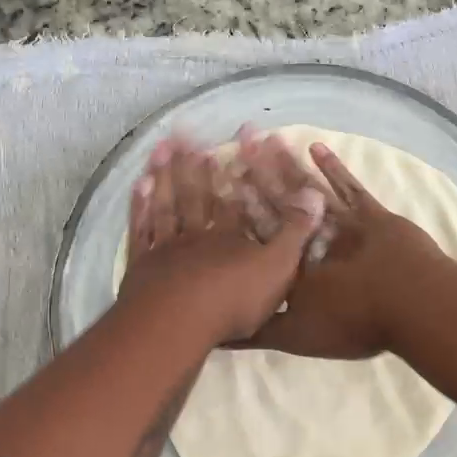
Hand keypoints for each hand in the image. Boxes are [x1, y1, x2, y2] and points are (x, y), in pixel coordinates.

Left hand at [119, 135, 324, 344]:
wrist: (177, 323)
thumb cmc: (232, 299)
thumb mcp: (277, 268)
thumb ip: (295, 233)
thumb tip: (317, 195)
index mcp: (230, 236)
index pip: (236, 196)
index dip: (239, 168)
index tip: (240, 138)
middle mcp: (197, 233)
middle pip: (196, 194)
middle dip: (194, 164)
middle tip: (187, 133)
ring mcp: (166, 247)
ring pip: (166, 205)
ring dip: (164, 175)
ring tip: (161, 148)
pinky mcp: (141, 264)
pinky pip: (141, 229)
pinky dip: (140, 206)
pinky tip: (139, 186)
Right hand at [236, 138, 448, 359]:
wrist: (413, 304)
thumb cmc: (353, 322)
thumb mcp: (298, 336)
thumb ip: (257, 332)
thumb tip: (217, 334)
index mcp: (288, 266)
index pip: (254, 234)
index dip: (234, 213)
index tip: (215, 188)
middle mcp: (309, 237)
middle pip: (275, 204)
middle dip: (254, 178)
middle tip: (233, 150)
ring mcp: (341, 220)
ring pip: (305, 189)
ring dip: (284, 166)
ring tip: (262, 139)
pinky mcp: (372, 214)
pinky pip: (347, 185)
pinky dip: (331, 166)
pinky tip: (314, 146)